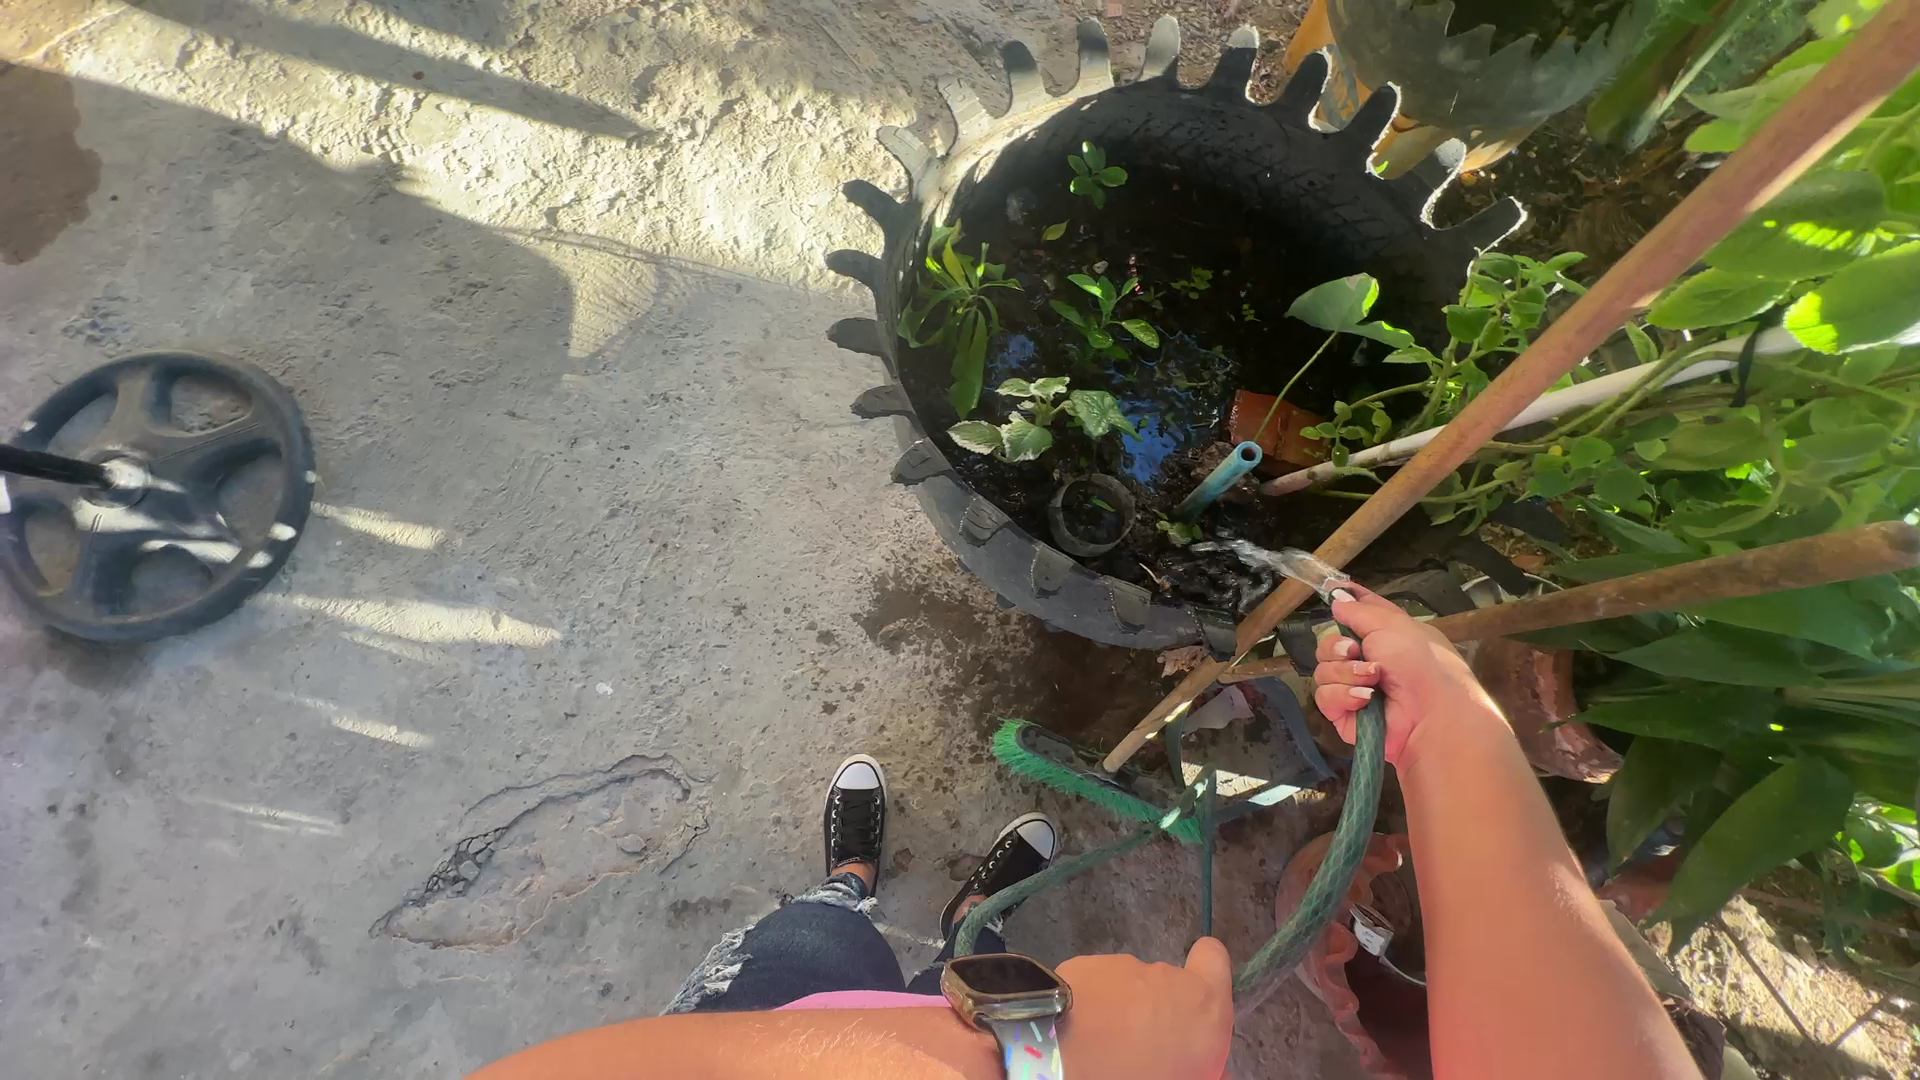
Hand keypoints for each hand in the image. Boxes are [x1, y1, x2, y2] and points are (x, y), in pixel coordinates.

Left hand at [1056, 939, 1233, 1078]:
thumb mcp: (1189, 1078)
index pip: (1215, 959)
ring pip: (1132, 988)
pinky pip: (1099, 987)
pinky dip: (1096, 1006)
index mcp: (1203, 1007)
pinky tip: (1084, 1036)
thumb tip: (1209, 1070)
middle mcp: (1165, 977)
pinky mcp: (1085, 965)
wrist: (1067, 1058)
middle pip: (1169, 986)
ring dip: (1127, 1013)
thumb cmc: (1138, 1075)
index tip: (1199, 1007)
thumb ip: (1204, 1071)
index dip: (1209, 974)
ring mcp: (1121, 966)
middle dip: (1161, 1014)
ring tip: (1109, 1050)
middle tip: (1147, 1054)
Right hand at [1311, 584, 1504, 769]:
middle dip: (1337, 647)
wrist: (1431, 715)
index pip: (1357, 615)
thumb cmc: (1420, 663)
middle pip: (1328, 645)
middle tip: (1354, 651)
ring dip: (1346, 672)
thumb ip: (1359, 610)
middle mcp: (1367, 661)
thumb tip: (1336, 599)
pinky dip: (1343, 695)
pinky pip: (1324, 696)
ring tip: (1372, 680)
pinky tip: (1364, 699)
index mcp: (1385, 637)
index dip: (1342, 603)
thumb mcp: (1393, 625)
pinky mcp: (1344, 713)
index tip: (1328, 590)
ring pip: (1323, 670)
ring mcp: (1353, 688)